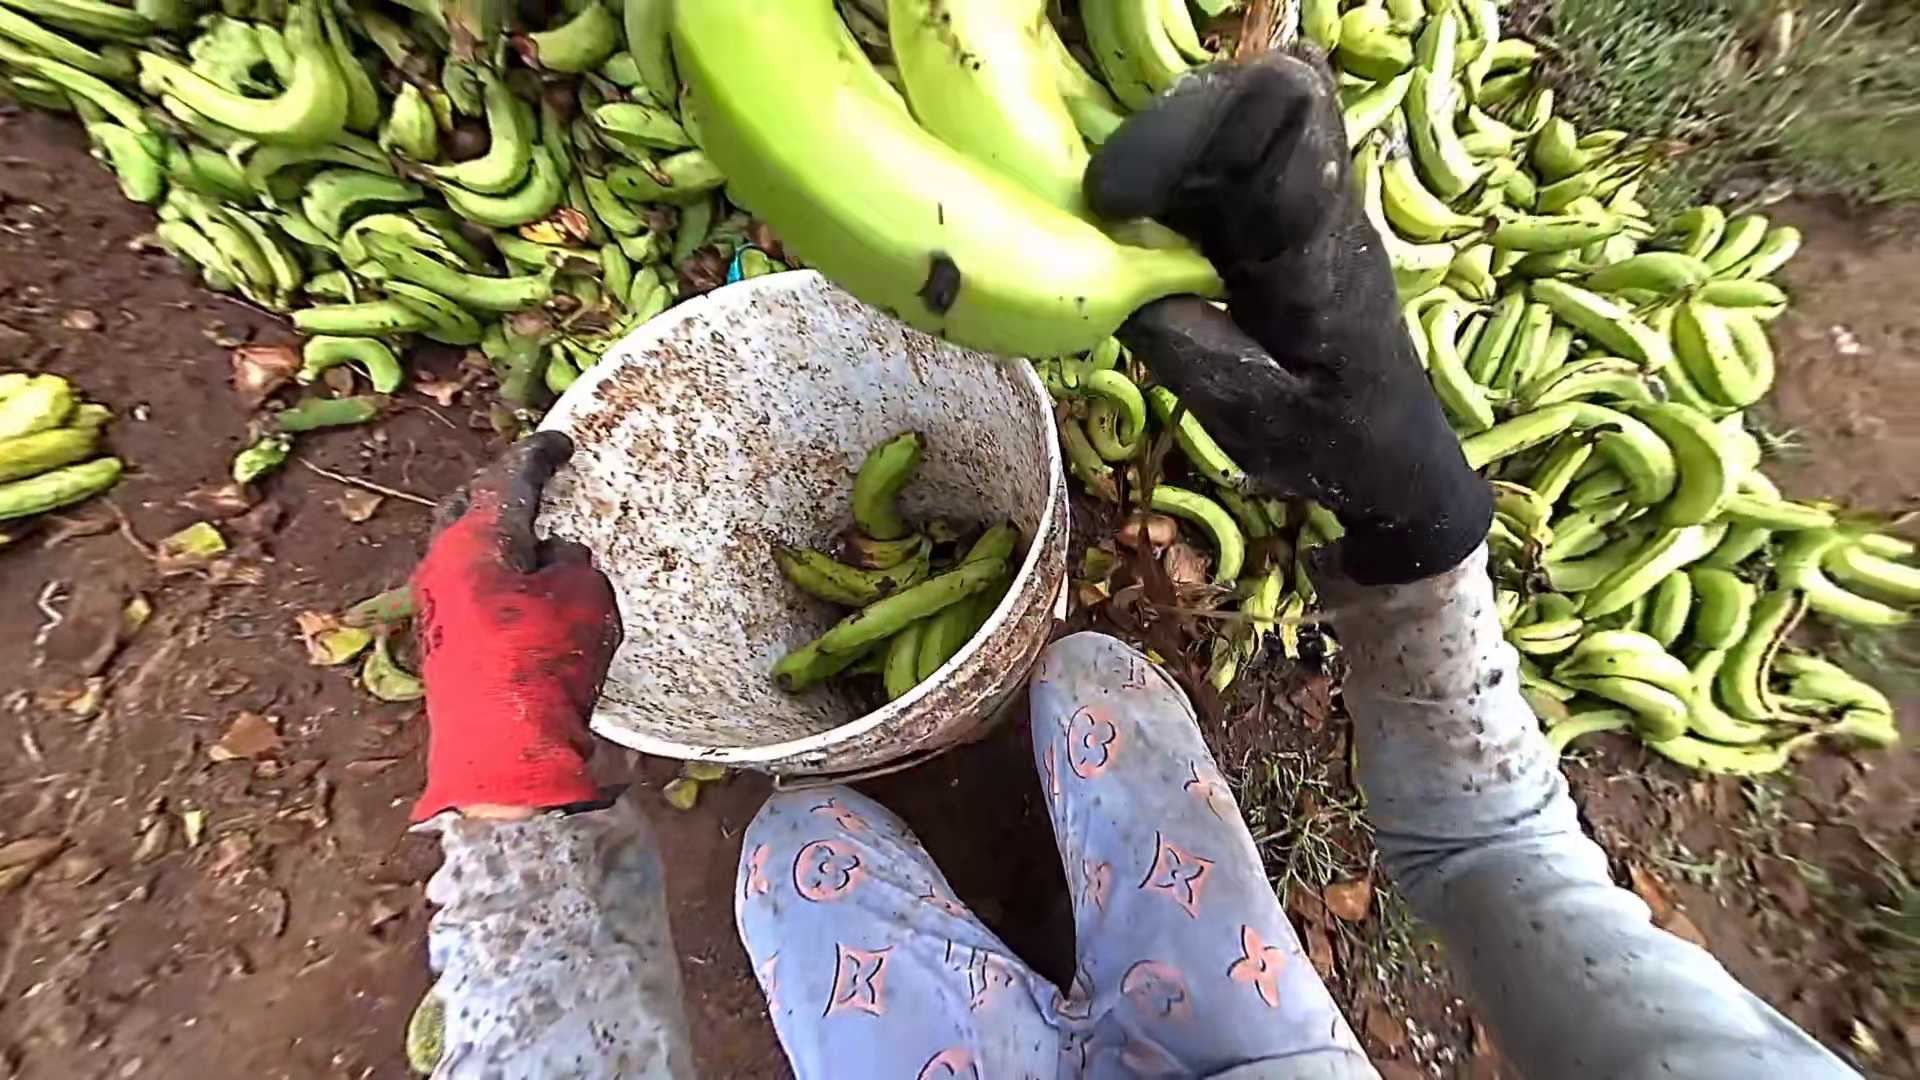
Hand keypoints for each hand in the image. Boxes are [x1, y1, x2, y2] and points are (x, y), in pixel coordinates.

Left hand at [410, 431, 621, 820]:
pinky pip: (469, 570)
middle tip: (540, 475)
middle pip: (469, 501)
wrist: (505, 742)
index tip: (560, 441)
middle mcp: (442, 561)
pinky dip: (497, 557)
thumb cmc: (549, 658)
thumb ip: (569, 559)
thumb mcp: (584, 593)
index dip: (537, 454)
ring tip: (537, 525)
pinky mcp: (441, 627)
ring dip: (500, 524)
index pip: (508, 480)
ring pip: (465, 537)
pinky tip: (524, 571)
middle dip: (504, 483)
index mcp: (478, 542)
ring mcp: (433, 596)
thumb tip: (551, 552)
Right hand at [1086, 52, 1490, 585]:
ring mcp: (1290, 215)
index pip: (1278, 109)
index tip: (1109, 200)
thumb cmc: (1325, 439)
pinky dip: (1157, 202)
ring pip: (1223, 136)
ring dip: (1152, 171)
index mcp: (1317, 243)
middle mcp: (1310, 206)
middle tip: (1099, 211)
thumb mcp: (1242, 410)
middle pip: (1244, 101)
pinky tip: (1129, 249)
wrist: (1381, 449)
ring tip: (1104, 231)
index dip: (1181, 126)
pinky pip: (1211, 184)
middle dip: (1156, 141)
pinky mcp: (1267, 235)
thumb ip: (1177, 341)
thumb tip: (1110, 283)